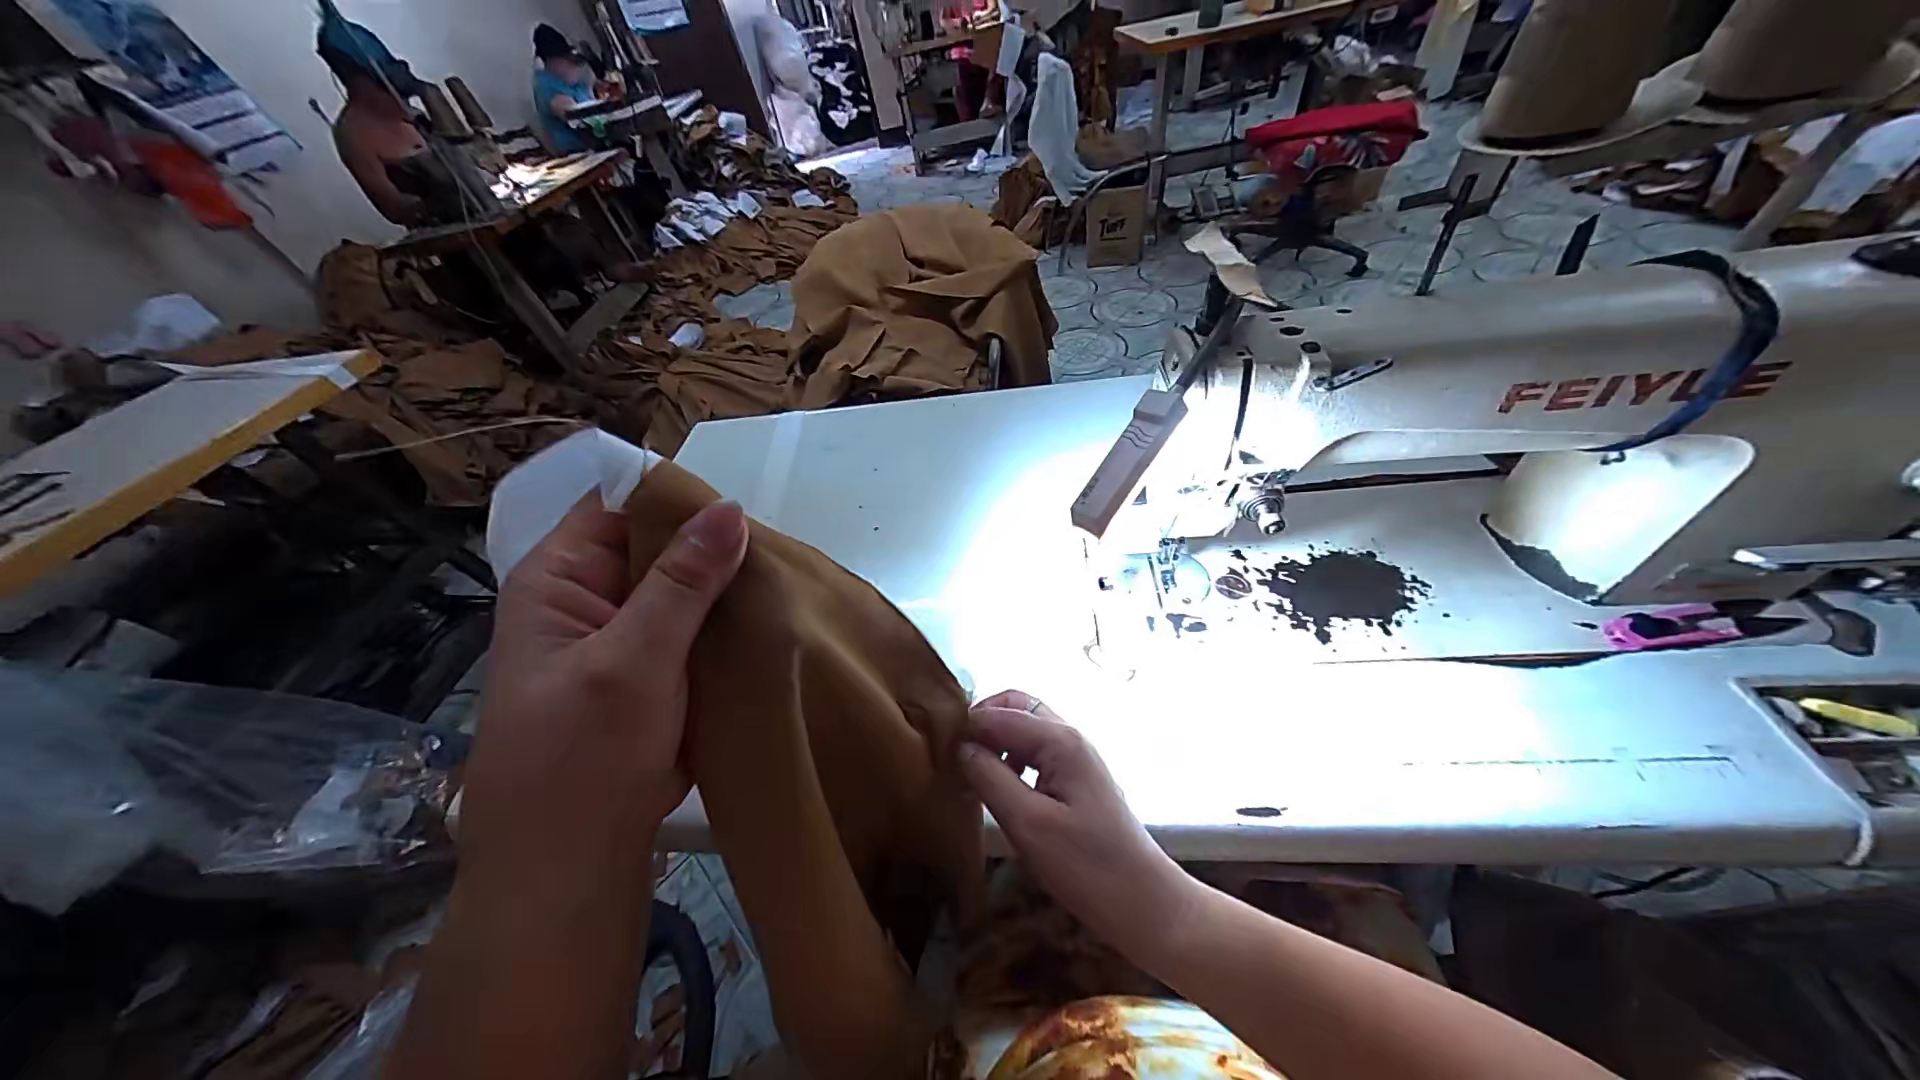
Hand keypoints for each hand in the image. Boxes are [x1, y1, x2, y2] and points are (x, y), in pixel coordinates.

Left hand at [459, 496, 747, 882]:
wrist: (573, 867)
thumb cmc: (583, 758)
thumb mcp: (634, 661)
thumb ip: (683, 582)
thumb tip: (732, 509)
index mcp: (561, 579)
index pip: (618, 505)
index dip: (676, 499)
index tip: (743, 510)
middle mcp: (591, 598)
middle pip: (658, 546)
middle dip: (714, 546)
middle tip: (777, 552)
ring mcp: (627, 637)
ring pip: (686, 590)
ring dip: (726, 588)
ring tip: (783, 583)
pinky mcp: (657, 672)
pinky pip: (697, 630)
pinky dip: (728, 625)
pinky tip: (769, 621)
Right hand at [956, 690, 1200, 965]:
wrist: (1145, 904)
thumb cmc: (1087, 866)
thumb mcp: (1028, 823)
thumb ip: (990, 778)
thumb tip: (960, 747)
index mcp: (1060, 740)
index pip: (1000, 712)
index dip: (967, 726)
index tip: (937, 751)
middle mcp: (1070, 738)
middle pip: (1017, 707)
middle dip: (983, 723)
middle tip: (955, 756)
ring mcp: (1076, 759)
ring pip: (1026, 730)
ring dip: (996, 742)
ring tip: (971, 775)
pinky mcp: (1077, 782)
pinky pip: (1036, 754)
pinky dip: (1011, 760)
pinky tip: (999, 791)